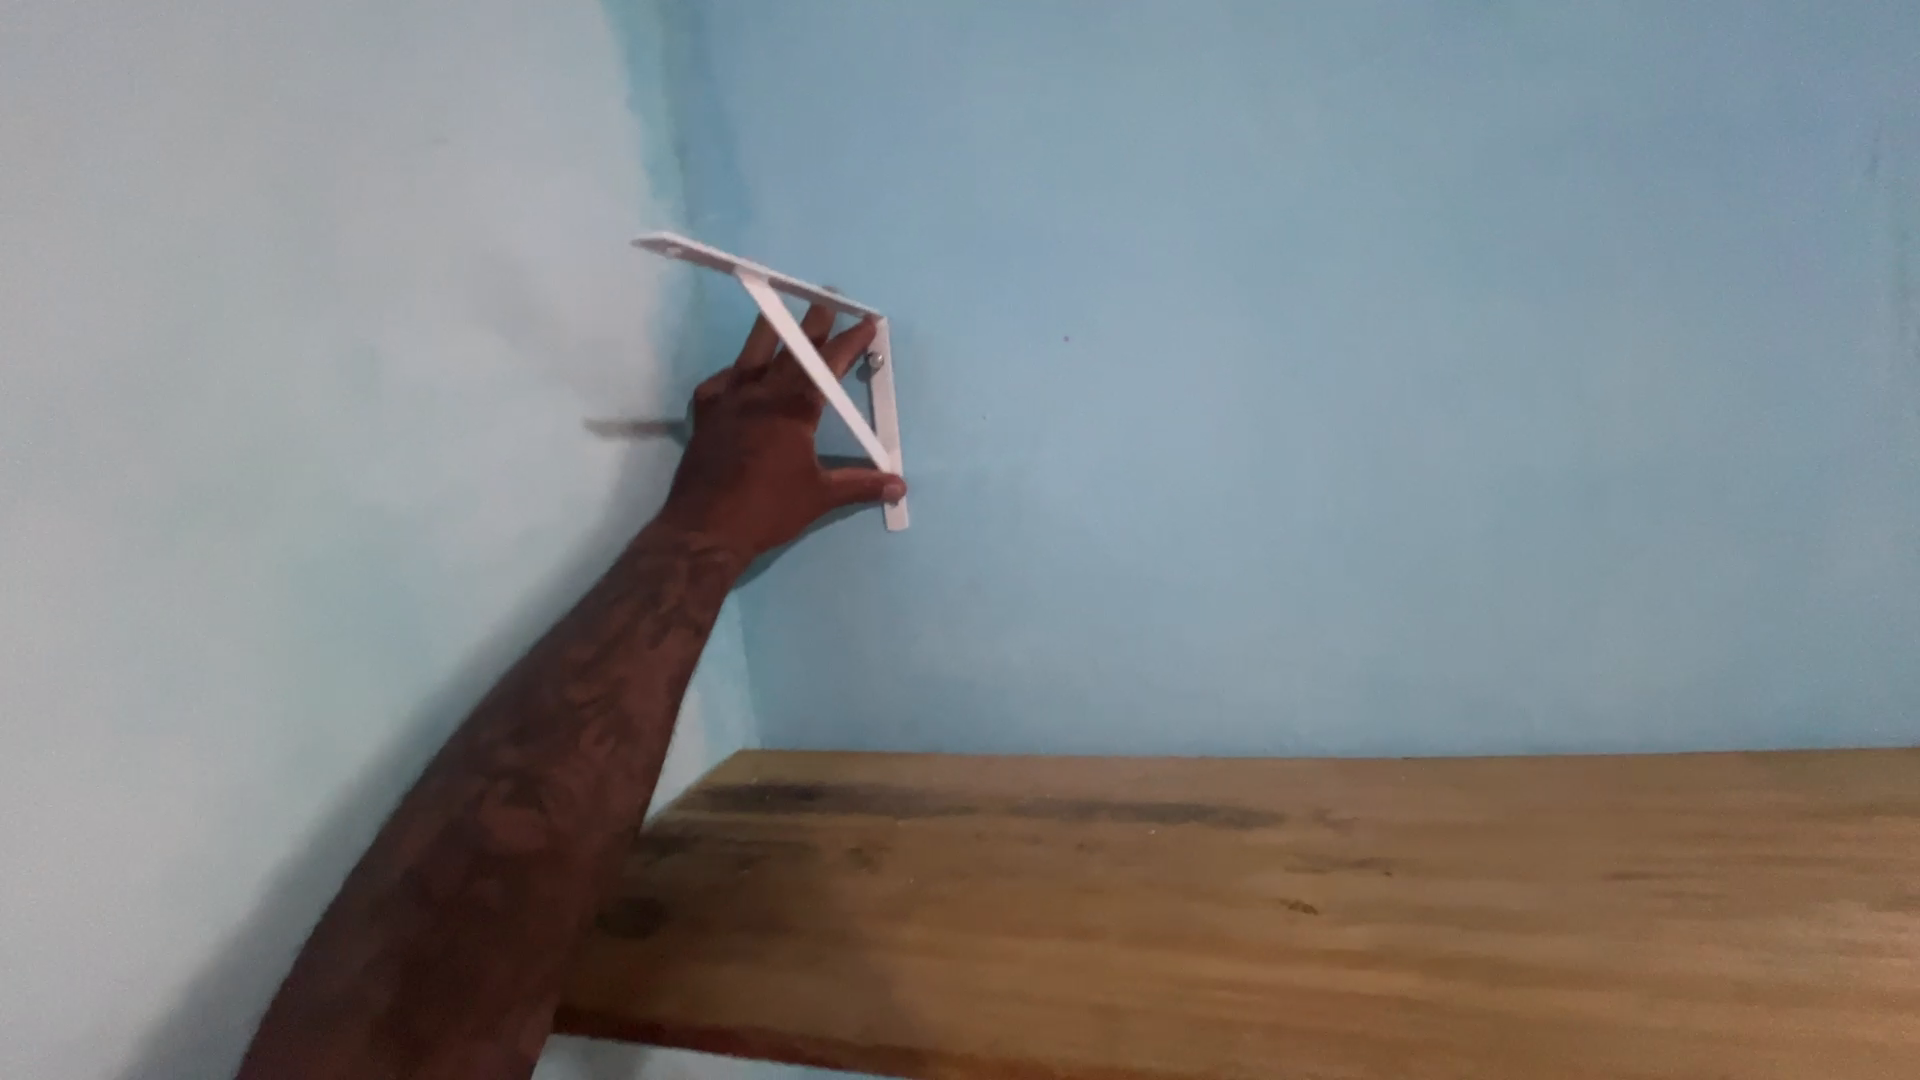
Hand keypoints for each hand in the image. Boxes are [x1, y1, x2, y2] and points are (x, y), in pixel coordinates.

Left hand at [656, 303, 905, 562]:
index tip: (866, 324)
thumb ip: (860, 484)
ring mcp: (728, 403)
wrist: (705, 530)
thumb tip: (900, 486)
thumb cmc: (768, 510)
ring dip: (770, 333)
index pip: (827, 367)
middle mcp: (760, 396)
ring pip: (751, 357)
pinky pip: (720, 384)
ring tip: (779, 314)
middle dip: (813, 326)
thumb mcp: (820, 497)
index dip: (849, 343)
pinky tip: (738, 377)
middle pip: (791, 352)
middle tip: (826, 300)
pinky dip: (734, 375)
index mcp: (793, 410)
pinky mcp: (705, 418)